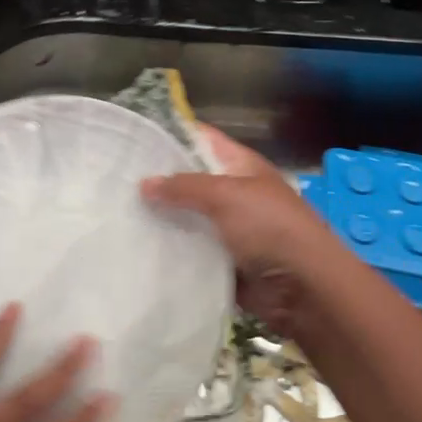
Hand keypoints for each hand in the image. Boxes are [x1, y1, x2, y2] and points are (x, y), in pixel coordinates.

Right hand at [140, 125, 344, 334]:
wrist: (305, 287)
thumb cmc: (269, 226)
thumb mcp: (226, 195)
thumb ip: (184, 187)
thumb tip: (144, 183)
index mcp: (240, 166)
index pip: (201, 140)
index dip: (171, 135)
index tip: (134, 139)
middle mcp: (234, 193)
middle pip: (191, 182)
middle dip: (159, 184)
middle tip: (116, 183)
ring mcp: (229, 230)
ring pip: (189, 221)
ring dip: (163, 223)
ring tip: (119, 218)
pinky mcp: (224, 264)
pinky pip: (193, 256)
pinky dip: (173, 256)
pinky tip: (139, 254)